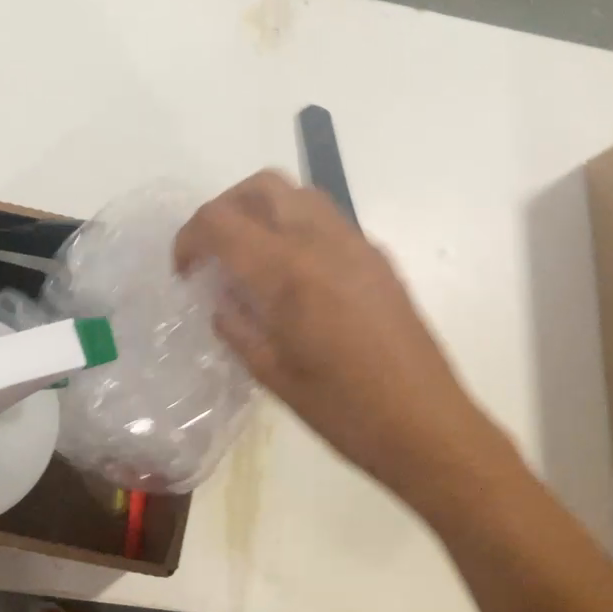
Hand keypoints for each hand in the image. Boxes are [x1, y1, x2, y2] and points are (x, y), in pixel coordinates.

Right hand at [174, 170, 507, 497]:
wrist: (427, 425)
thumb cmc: (343, 411)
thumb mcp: (272, 374)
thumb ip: (237, 325)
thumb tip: (220, 298)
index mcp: (289, 272)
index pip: (220, 221)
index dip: (189, 238)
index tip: (185, 271)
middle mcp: (322, 242)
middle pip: (261, 186)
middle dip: (225, 208)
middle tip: (213, 252)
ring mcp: (357, 244)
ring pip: (298, 194)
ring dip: (263, 211)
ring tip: (251, 258)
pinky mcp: (379, 257)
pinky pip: (327, 219)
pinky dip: (295, 228)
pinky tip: (294, 278)